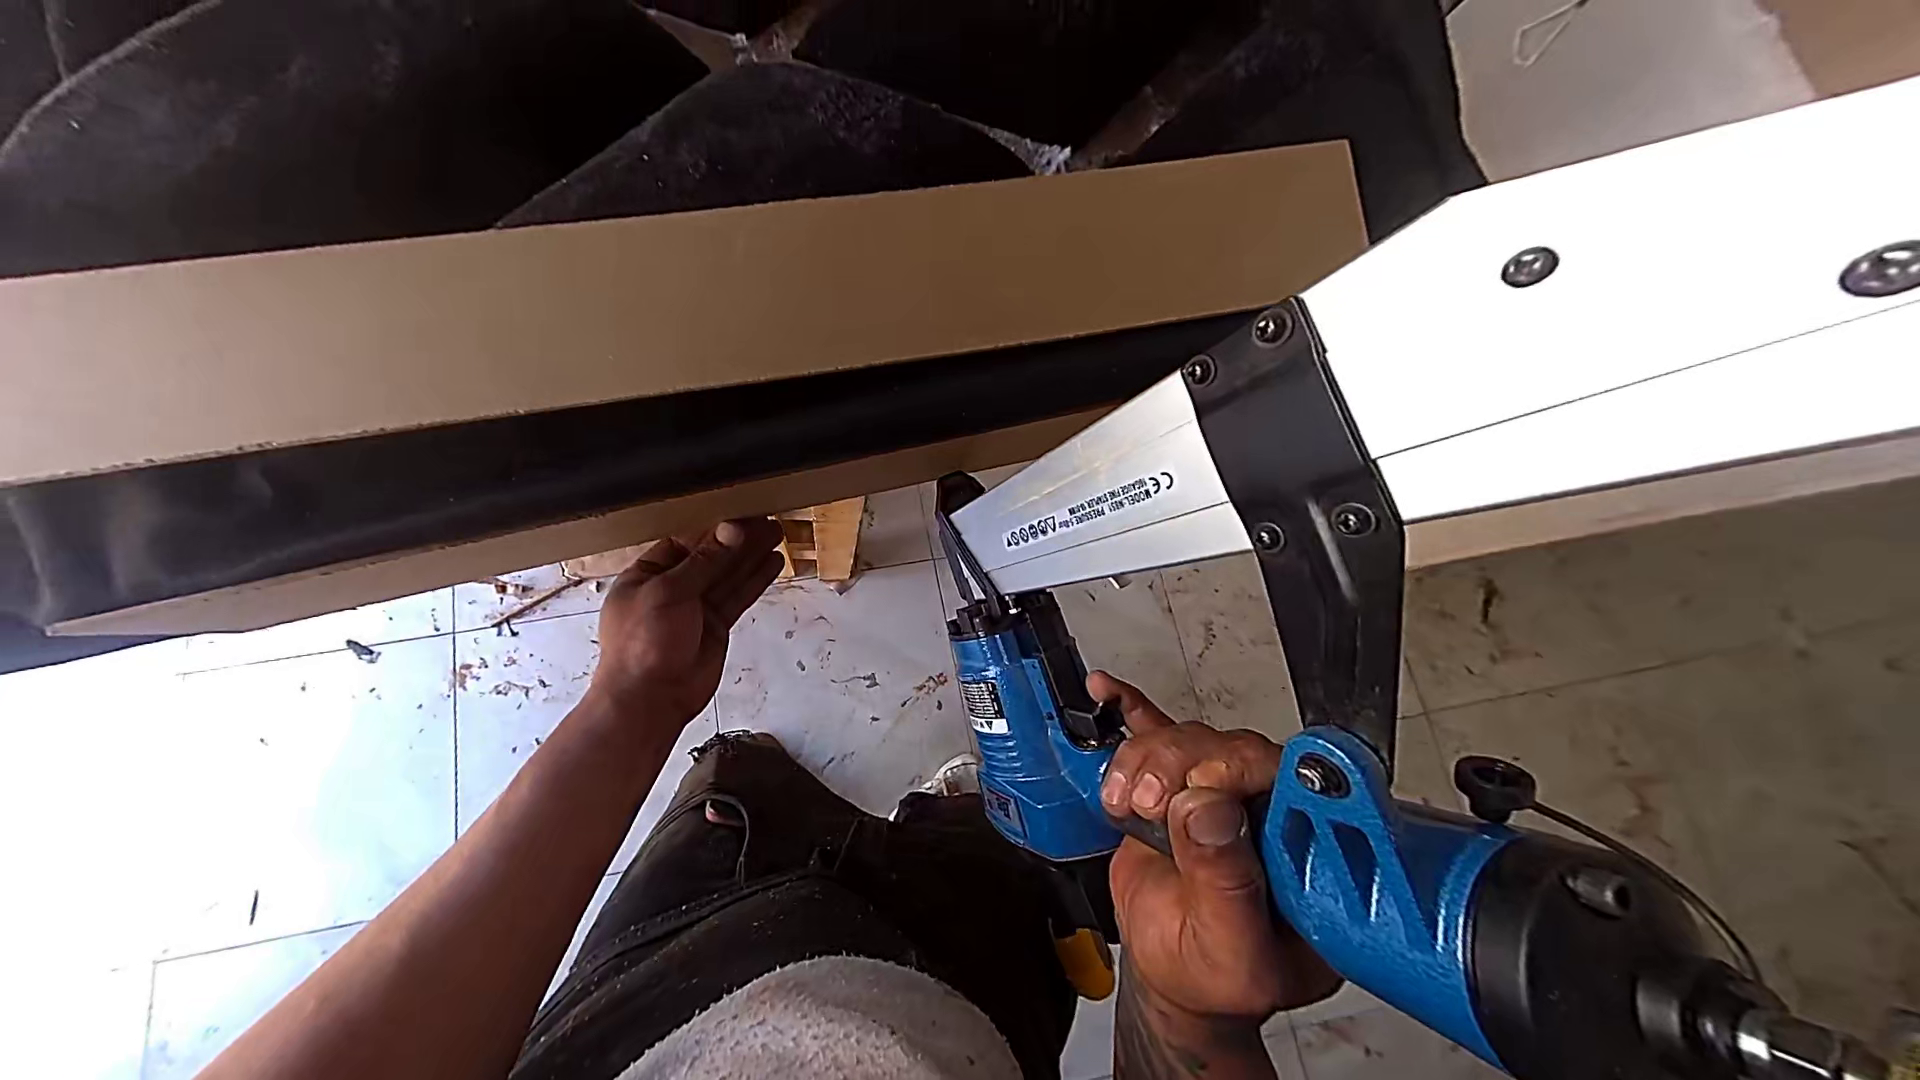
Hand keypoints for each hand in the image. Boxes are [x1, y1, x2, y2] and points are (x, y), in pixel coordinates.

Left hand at [586, 518, 784, 731]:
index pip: (685, 541)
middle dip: (739, 539)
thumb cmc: (642, 645)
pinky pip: (738, 596)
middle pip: (711, 556)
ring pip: (729, 574)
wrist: (649, 699)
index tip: (743, 515)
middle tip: (768, 521)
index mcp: (647, 574)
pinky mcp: (716, 625)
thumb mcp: (669, 592)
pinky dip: (756, 580)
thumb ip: (704, 560)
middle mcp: (671, 588)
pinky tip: (773, 563)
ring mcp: (695, 607)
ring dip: (752, 555)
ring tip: (777, 534)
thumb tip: (730, 530)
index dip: (714, 528)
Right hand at [1093, 672, 1341, 1023]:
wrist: (1171, 965)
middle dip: (1179, 765)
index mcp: (1304, 850)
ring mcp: (1218, 786)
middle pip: (1230, 747)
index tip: (1200, 786)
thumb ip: (1227, 886)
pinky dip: (1128, 707)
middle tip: (1151, 806)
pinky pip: (1153, 728)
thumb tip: (1210, 807)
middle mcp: (1268, 807)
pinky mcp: (1173, 776)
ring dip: (1144, 760)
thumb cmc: (1212, 971)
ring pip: (1186, 736)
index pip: (1291, 780)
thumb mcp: (1231, 953)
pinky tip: (1108, 693)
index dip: (1242, 769)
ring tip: (1127, 804)